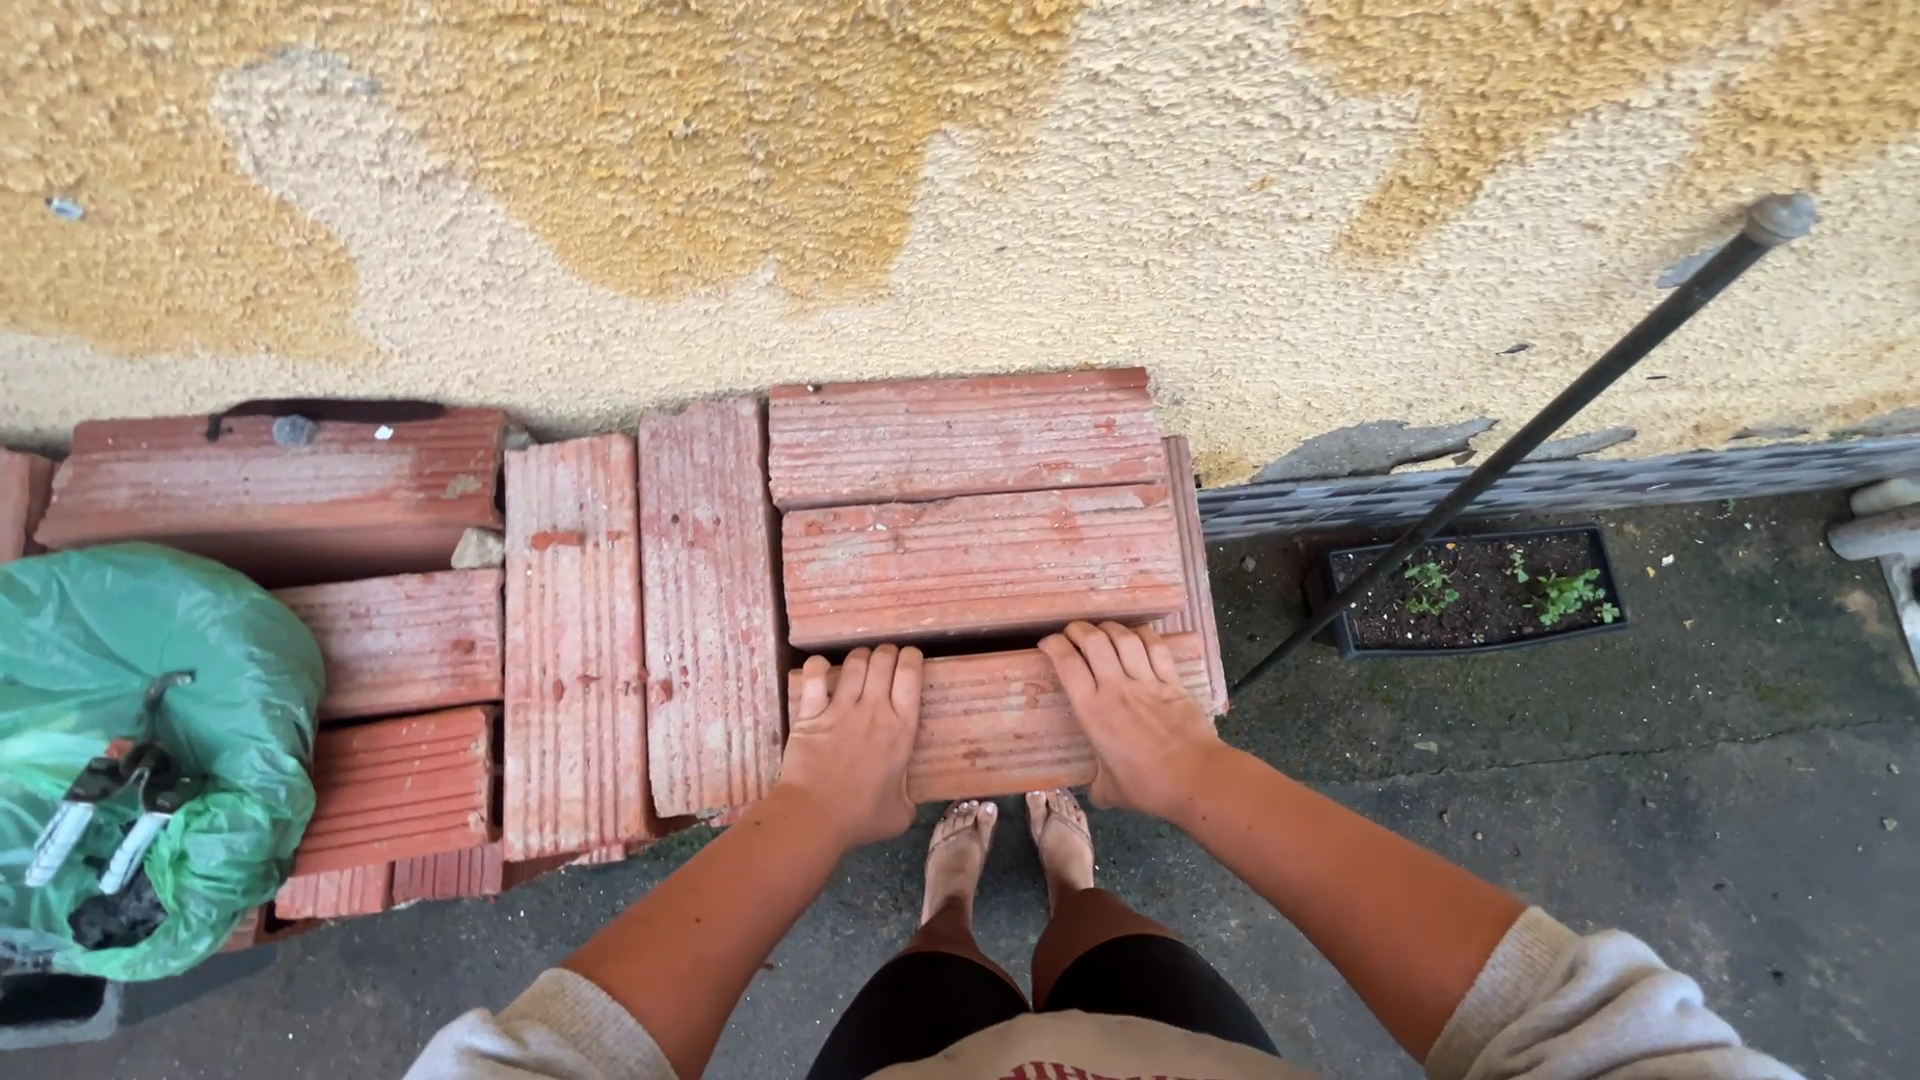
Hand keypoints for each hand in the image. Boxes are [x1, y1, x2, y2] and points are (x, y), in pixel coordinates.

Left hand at [777, 644, 924, 848]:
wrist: (815, 816)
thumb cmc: (862, 816)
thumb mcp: (901, 813)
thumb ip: (908, 798)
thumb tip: (908, 800)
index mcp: (902, 728)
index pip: (911, 675)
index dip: (912, 658)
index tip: (910, 658)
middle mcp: (874, 709)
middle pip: (883, 660)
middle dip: (887, 652)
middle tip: (885, 658)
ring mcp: (840, 708)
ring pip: (854, 663)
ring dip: (860, 656)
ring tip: (860, 660)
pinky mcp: (810, 713)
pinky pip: (813, 676)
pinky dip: (817, 666)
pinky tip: (820, 668)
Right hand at [1039, 621, 1228, 818]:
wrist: (1196, 779)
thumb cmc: (1147, 786)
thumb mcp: (1109, 790)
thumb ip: (1097, 784)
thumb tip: (1094, 790)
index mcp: (1093, 710)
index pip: (1067, 663)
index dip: (1053, 645)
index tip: (1048, 644)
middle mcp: (1116, 687)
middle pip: (1093, 641)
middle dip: (1078, 629)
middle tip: (1073, 634)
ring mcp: (1146, 681)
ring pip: (1123, 637)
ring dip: (1108, 628)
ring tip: (1102, 630)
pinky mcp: (1172, 681)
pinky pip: (1155, 646)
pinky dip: (1142, 634)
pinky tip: (1136, 635)